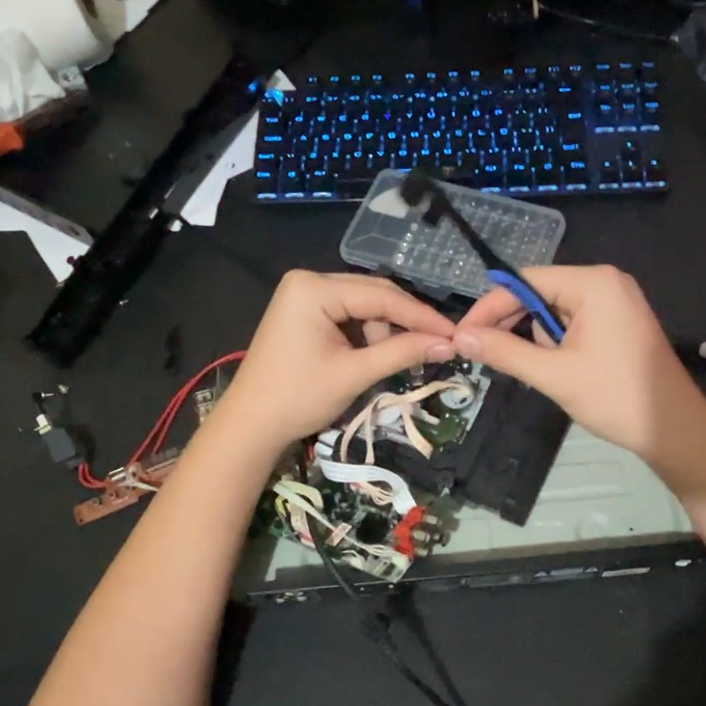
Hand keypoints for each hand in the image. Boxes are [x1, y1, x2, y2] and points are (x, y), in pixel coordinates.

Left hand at [215, 271, 455, 454]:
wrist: (251, 425)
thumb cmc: (299, 398)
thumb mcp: (355, 374)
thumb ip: (402, 353)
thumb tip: (448, 344)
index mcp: (314, 288)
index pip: (381, 296)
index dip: (421, 316)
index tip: (454, 333)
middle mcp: (308, 280)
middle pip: (373, 295)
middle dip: (403, 323)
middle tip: (437, 346)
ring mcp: (303, 295)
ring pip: (363, 306)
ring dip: (383, 333)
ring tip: (388, 363)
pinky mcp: (303, 313)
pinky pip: (347, 316)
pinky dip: (365, 336)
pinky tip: (373, 357)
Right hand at [453, 265, 704, 459]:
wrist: (672, 428)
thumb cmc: (615, 396)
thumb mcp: (553, 374)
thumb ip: (505, 352)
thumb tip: (460, 337)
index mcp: (593, 283)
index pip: (525, 281)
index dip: (489, 308)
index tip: (461, 335)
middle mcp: (605, 282)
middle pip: (539, 293)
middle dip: (515, 326)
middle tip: (486, 356)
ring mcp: (616, 302)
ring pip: (554, 312)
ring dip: (539, 341)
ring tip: (547, 373)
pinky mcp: (619, 323)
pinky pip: (574, 323)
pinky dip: (558, 345)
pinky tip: (559, 371)